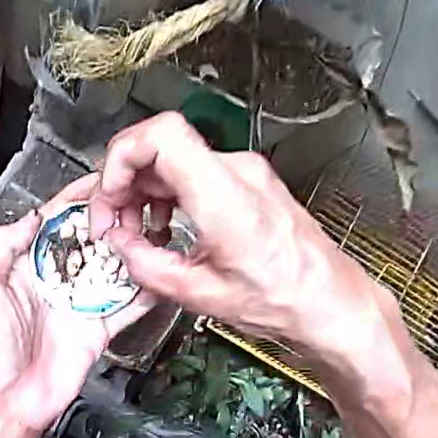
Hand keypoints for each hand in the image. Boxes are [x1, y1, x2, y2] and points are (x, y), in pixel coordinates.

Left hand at [0, 176, 150, 437]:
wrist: (3, 401)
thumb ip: (0, 244)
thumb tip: (30, 217)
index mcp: (23, 269)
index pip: (53, 224)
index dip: (75, 201)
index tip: (98, 182)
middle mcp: (53, 284)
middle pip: (89, 242)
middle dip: (110, 221)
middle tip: (133, 201)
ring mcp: (77, 306)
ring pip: (112, 269)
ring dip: (130, 250)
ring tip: (152, 227)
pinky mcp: (97, 330)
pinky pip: (126, 307)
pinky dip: (145, 292)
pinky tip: (159, 273)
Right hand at [89, 113, 383, 356]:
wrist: (328, 302)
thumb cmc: (284, 298)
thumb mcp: (198, 294)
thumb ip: (145, 266)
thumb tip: (120, 246)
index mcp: (223, 196)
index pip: (160, 135)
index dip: (120, 157)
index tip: (109, 192)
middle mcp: (236, 172)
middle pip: (157, 147)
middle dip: (121, 183)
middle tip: (110, 222)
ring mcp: (242, 173)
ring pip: (170, 159)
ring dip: (141, 191)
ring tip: (133, 230)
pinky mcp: (244, 183)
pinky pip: (190, 172)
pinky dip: (164, 194)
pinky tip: (161, 226)